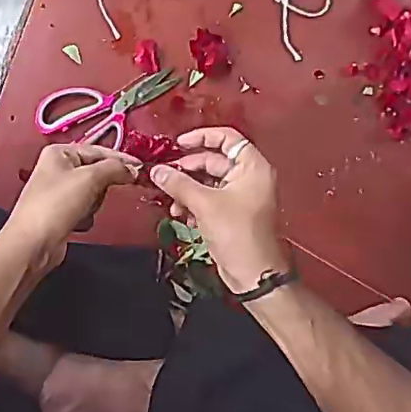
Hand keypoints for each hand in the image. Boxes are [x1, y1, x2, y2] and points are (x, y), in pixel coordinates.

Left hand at [0, 144, 141, 278]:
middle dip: (102, 185)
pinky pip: (86, 208)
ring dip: (94, 203)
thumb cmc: (55, 206)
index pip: (98, 150)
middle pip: (97, 171)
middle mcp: (57, 169)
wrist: (33, 245)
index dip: (120, 159)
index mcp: (59, 152)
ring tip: (83, 210)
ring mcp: (58, 191)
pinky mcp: (61, 212)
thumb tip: (132, 169)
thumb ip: (115, 168)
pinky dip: (86, 215)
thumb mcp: (90, 178)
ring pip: (94, 191)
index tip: (140, 167)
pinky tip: (78, 222)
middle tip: (99, 194)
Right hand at [149, 127, 285, 294]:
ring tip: (172, 201)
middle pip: (214, 160)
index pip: (227, 138)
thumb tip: (157, 171)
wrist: (253, 274)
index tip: (179, 144)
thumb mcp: (204, 204)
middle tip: (166, 176)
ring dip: (187, 189)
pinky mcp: (233, 213)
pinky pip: (210, 198)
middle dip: (188, 169)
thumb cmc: (237, 234)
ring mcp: (242, 196)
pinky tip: (181, 214)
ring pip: (208, 181)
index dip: (201, 137)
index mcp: (252, 167)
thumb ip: (179, 183)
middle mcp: (249, 177)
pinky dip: (194, 203)